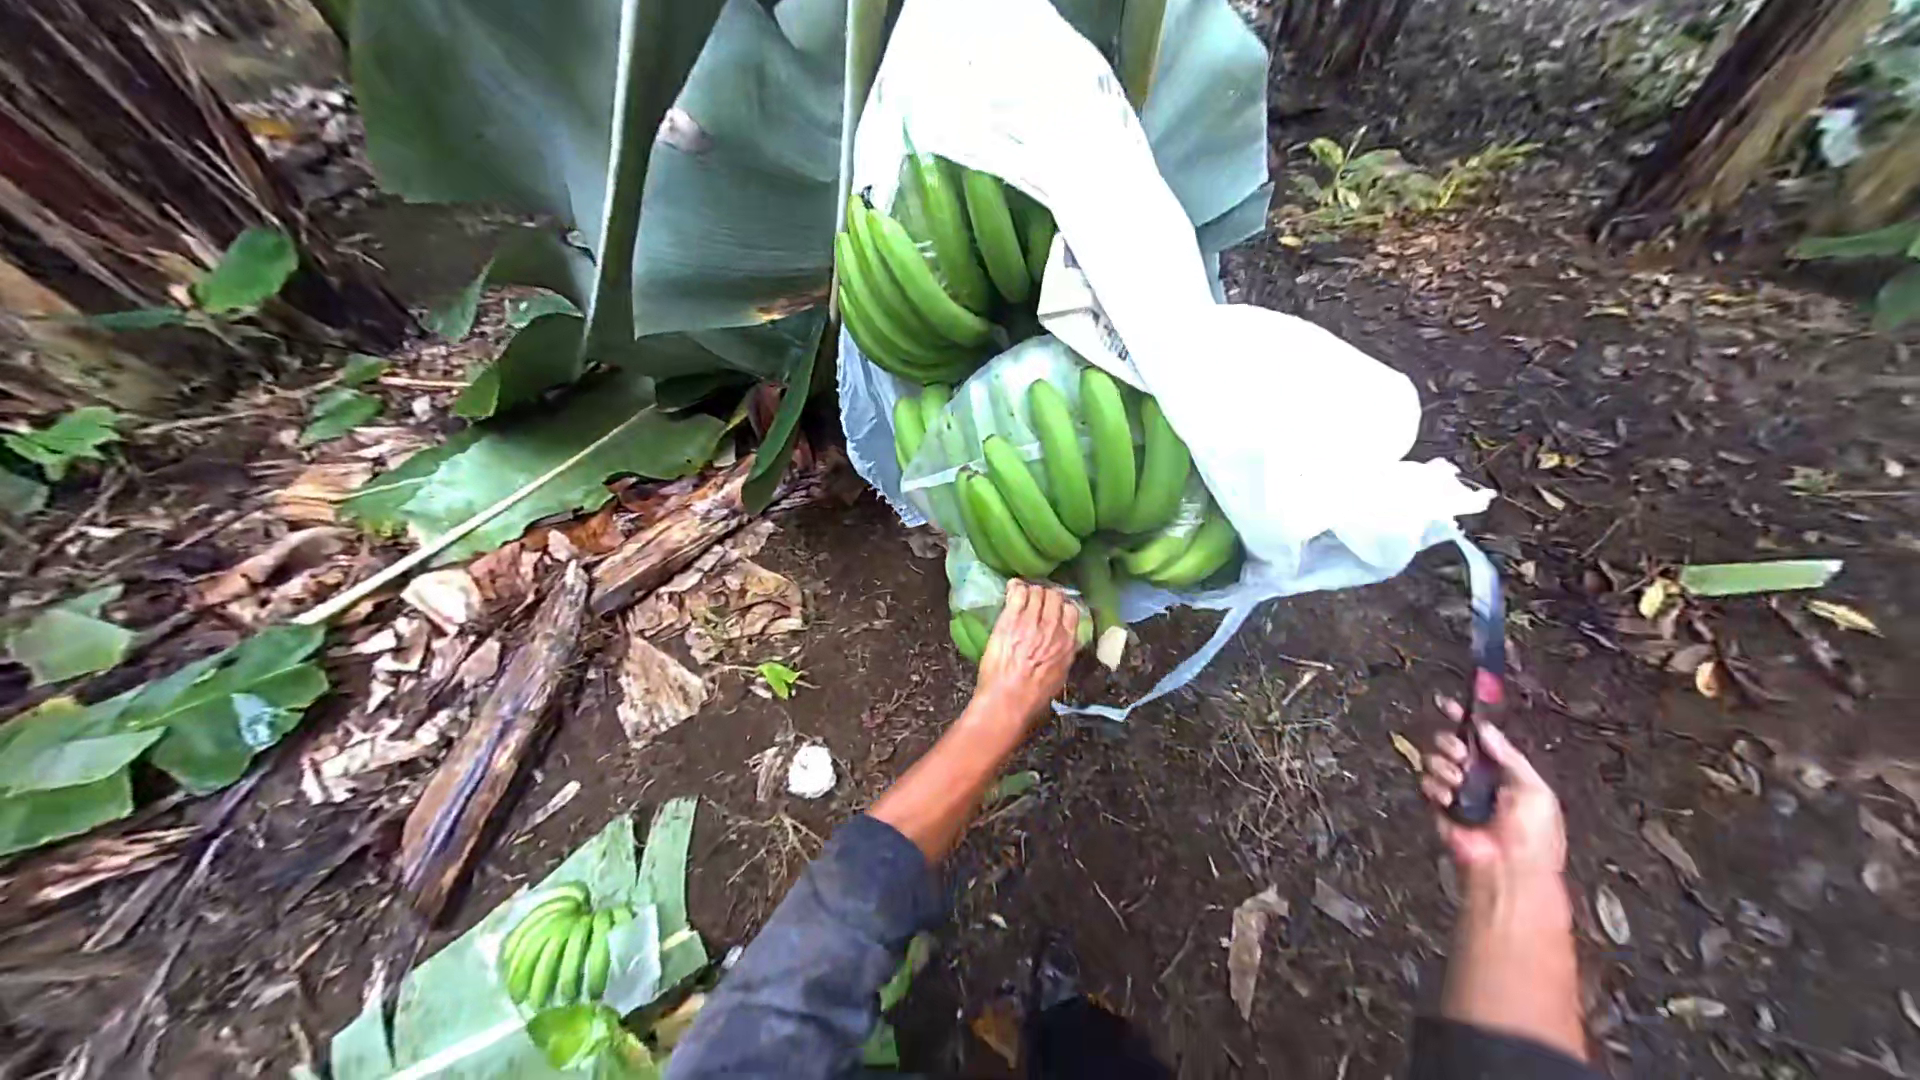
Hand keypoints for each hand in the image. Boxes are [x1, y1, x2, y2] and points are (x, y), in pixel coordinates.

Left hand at [973, 580, 1078, 726]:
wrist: (1007, 699)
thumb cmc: (1032, 696)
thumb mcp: (1059, 676)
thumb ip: (1063, 653)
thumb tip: (1061, 642)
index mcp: (1067, 643)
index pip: (1072, 611)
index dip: (1062, 605)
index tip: (1054, 607)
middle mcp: (1052, 628)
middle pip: (1054, 597)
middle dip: (1046, 595)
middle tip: (1036, 598)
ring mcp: (1031, 621)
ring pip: (1036, 592)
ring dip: (1031, 591)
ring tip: (1023, 594)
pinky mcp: (1010, 619)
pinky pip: (1017, 593)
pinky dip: (1016, 587)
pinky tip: (1012, 588)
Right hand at [1420, 697, 1566, 888]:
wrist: (1510, 867)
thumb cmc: (1533, 835)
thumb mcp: (1534, 788)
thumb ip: (1508, 754)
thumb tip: (1484, 727)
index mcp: (1503, 771)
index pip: (1479, 736)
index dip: (1464, 719)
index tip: (1450, 705)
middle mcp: (1477, 776)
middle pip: (1450, 742)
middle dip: (1450, 742)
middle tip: (1458, 753)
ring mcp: (1456, 790)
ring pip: (1434, 760)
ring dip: (1444, 767)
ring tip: (1458, 782)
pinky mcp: (1438, 804)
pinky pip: (1426, 783)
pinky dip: (1436, 787)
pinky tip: (1449, 797)